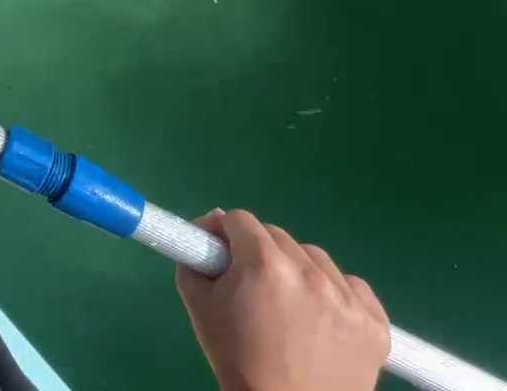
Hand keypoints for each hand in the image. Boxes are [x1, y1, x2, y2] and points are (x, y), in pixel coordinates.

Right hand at [176, 209, 387, 390]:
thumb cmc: (234, 352)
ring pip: (314, 257)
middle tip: (248, 278)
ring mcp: (348, 300)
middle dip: (257, 248)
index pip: (240, 219)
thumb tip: (210, 229)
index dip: (223, 231)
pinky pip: (353, 286)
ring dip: (295, 265)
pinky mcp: (376, 324)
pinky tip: (320, 310)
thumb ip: (195, 255)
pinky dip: (334, 289)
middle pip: (277, 235)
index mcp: (262, 264)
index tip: (218, 250)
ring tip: (287, 297)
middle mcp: (309, 274)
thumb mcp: (195, 297)